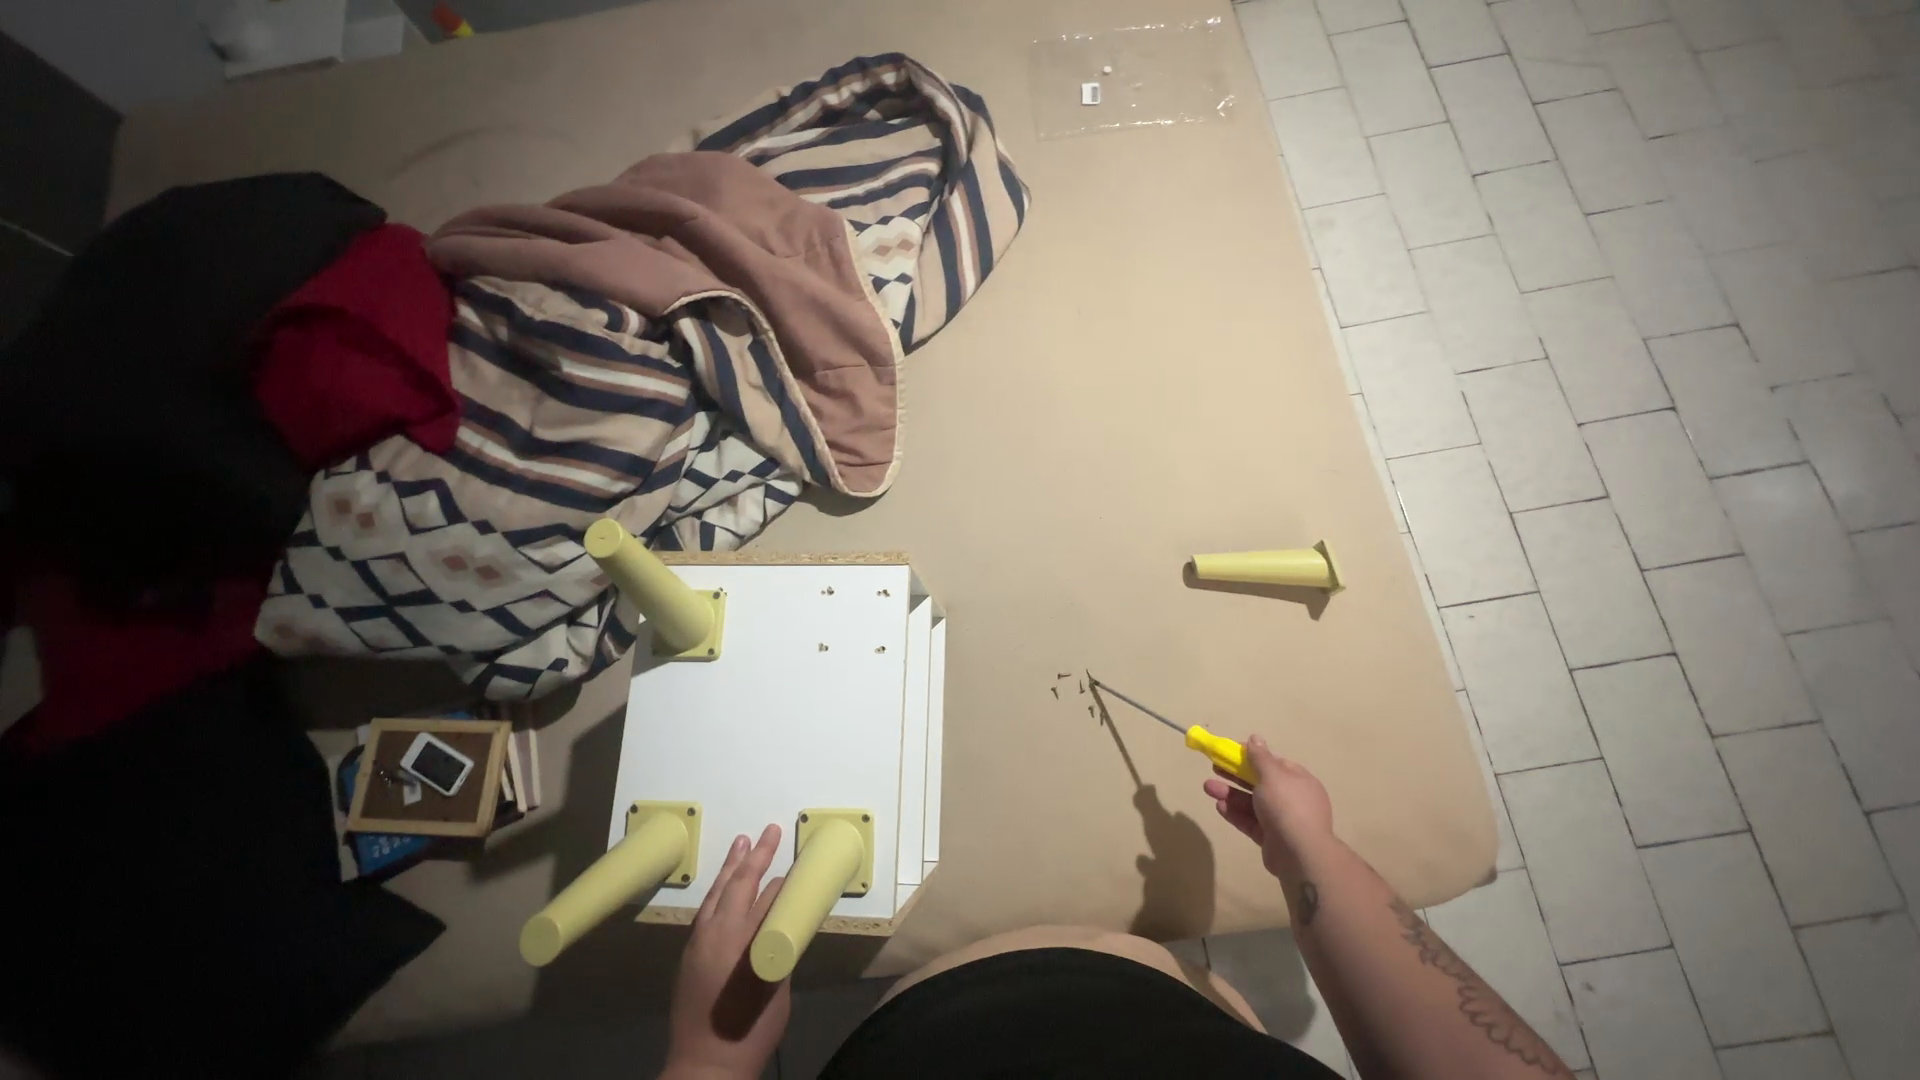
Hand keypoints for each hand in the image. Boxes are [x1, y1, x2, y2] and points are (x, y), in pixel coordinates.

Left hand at [663, 825, 788, 1079]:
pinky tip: (724, 884)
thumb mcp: (778, 988)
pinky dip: (717, 890)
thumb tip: (785, 922)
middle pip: (740, 885)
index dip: (785, 879)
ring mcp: (699, 941)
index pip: (770, 897)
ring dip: (731, 867)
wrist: (705, 1065)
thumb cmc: (751, 1030)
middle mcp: (719, 933)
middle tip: (770, 831)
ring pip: (717, 893)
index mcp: (747, 942)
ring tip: (742, 843)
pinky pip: (705, 909)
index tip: (798, 862)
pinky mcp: (689, 953)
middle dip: (757, 856)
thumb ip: (779, 948)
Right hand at [1202, 735, 1334, 878]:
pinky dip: (1235, 813)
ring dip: (1230, 794)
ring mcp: (1282, 820)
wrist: (1300, 853)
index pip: (1274, 764)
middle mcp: (1292, 799)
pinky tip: (1219, 807)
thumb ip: (1260, 757)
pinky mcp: (1271, 838)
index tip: (1231, 753)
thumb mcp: (1272, 775)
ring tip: (1207, 788)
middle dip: (1235, 776)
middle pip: (1259, 783)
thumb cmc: (1286, 806)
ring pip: (1252, 803)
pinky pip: (1250, 822)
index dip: (1252, 757)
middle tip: (1214, 768)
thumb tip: (1256, 737)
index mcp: (1299, 781)